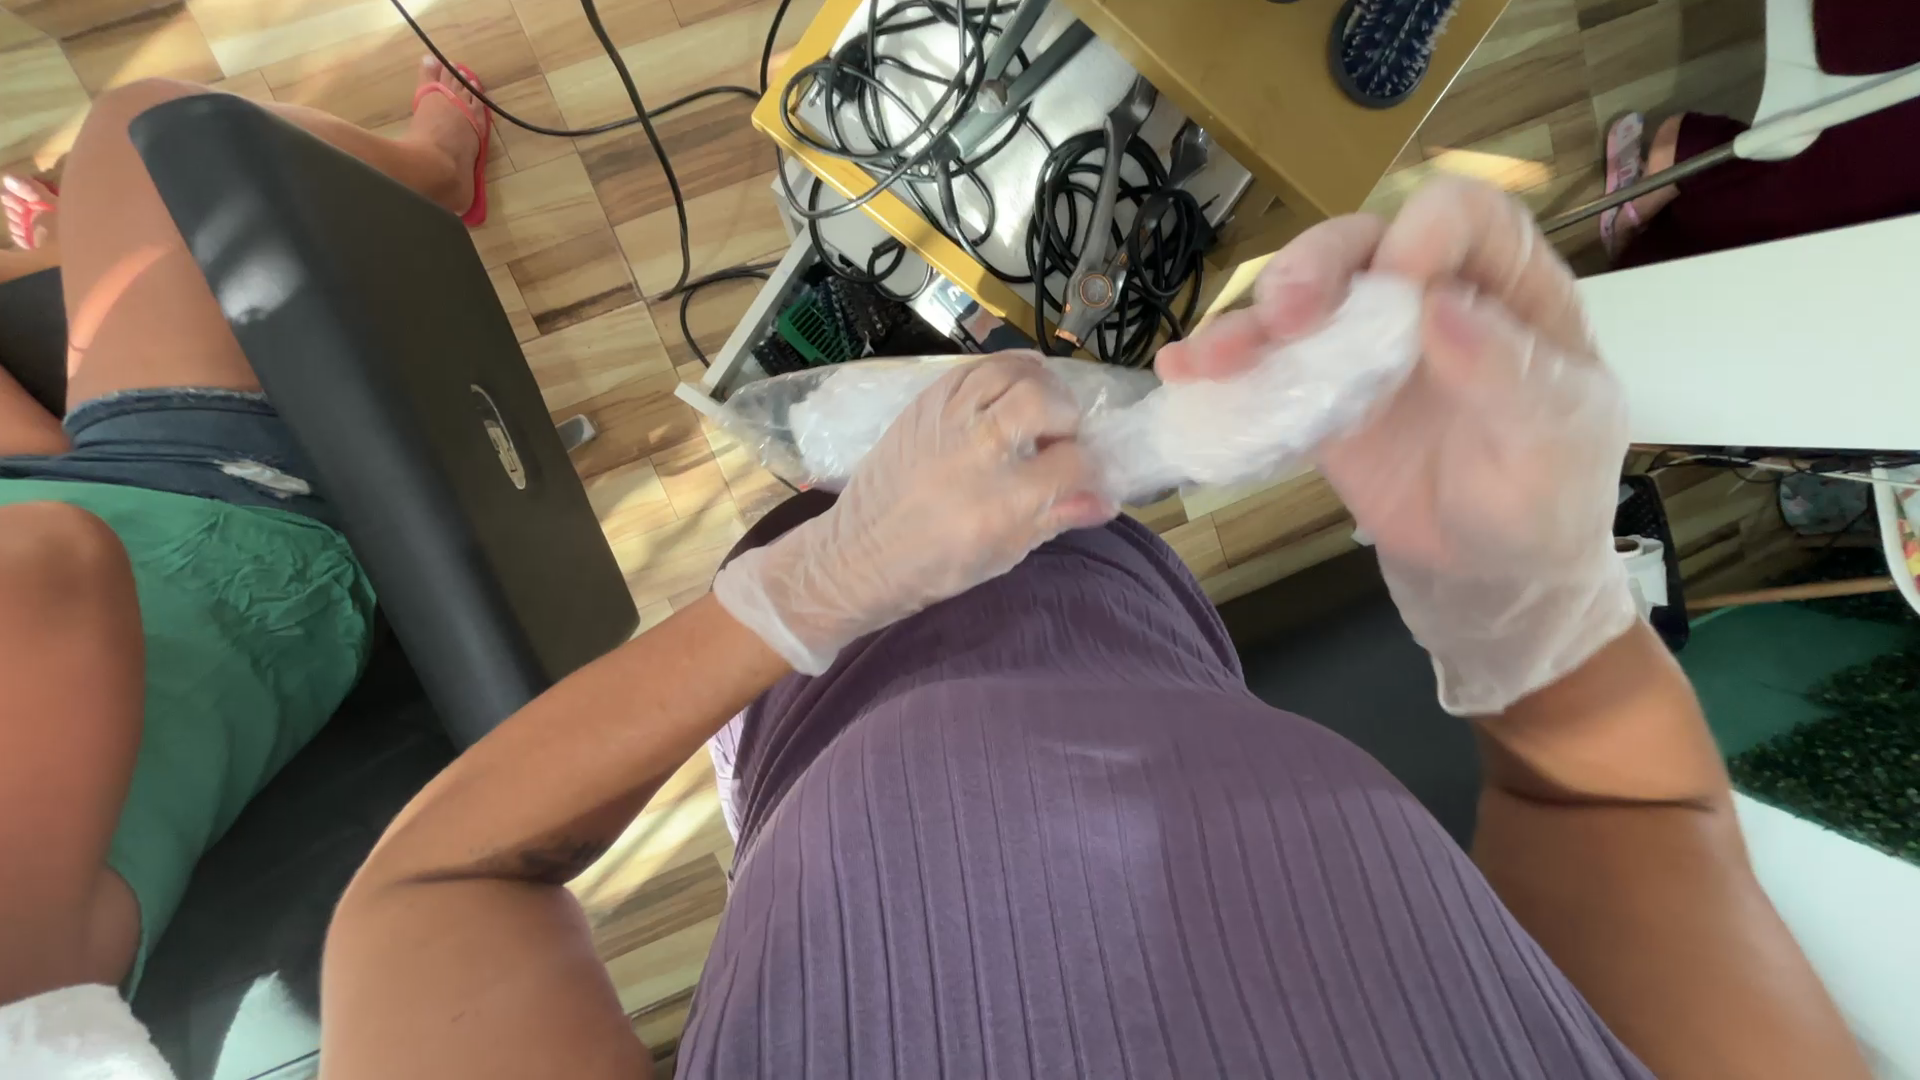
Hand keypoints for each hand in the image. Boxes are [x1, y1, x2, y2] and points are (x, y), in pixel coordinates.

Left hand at [714, 351, 1116, 673]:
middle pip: (1043, 400)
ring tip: (1038, 408)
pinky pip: (973, 368)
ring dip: (1037, 384)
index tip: (1089, 473)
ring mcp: (945, 421)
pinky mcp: (923, 405)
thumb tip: (1106, 500)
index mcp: (1000, 502)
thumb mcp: (1003, 555)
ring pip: (1008, 372)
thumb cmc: (934, 568)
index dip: (1093, 467)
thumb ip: (1056, 518)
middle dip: (1066, 414)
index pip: (1073, 462)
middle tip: (1060, 436)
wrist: (861, 555)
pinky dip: (1002, 372)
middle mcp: (975, 452)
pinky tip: (1009, 390)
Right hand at [1157, 177, 1635, 714]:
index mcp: (1503, 292)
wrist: (1481, 569)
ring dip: (1243, 323)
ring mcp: (1357, 352)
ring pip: (1294, 304)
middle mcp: (1419, 305)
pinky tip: (1182, 375)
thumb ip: (1508, 371)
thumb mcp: (1554, 440)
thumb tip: (1436, 305)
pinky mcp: (1309, 399)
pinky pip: (1262, 371)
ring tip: (1204, 361)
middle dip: (1309, 272)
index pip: (1459, 220)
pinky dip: (1220, 372)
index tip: (1393, 283)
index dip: (1421, 233)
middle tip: (1282, 319)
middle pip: (1355, 248)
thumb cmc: (1540, 503)